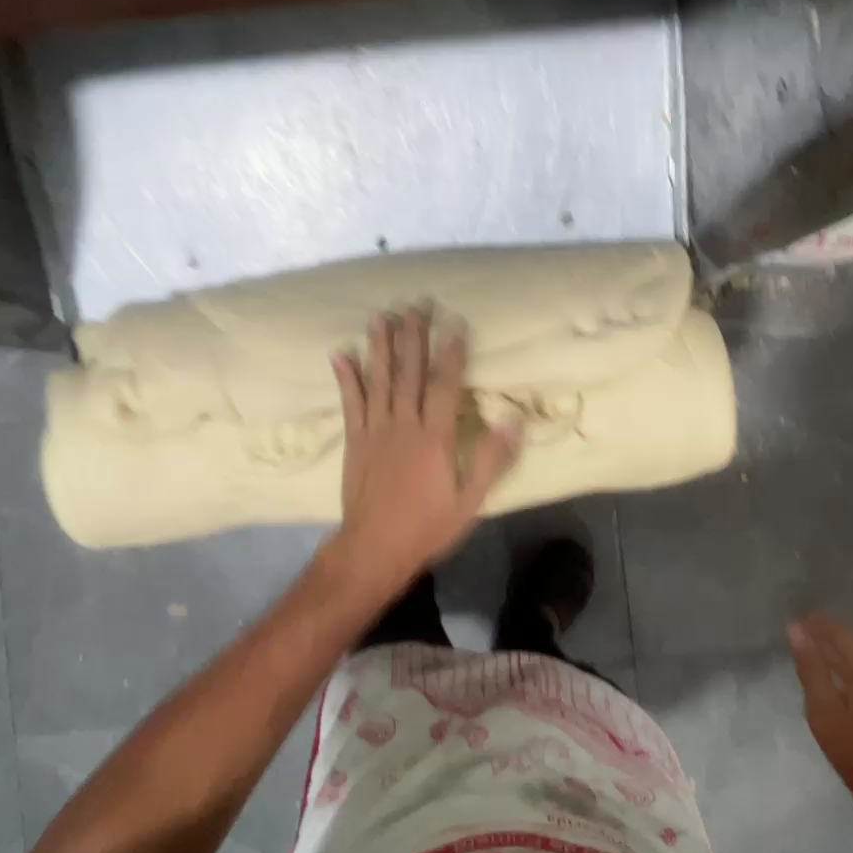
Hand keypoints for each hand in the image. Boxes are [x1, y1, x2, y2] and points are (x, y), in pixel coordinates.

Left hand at [329, 307, 521, 580]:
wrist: (374, 548)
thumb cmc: (427, 526)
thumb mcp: (469, 500)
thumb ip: (490, 459)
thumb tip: (512, 419)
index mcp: (434, 438)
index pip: (445, 385)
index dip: (451, 352)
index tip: (455, 322)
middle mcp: (403, 425)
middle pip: (409, 373)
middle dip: (414, 336)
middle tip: (416, 304)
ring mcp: (375, 431)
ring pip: (379, 380)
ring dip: (381, 346)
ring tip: (382, 315)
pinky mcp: (355, 440)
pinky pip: (350, 403)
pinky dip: (346, 377)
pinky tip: (341, 353)